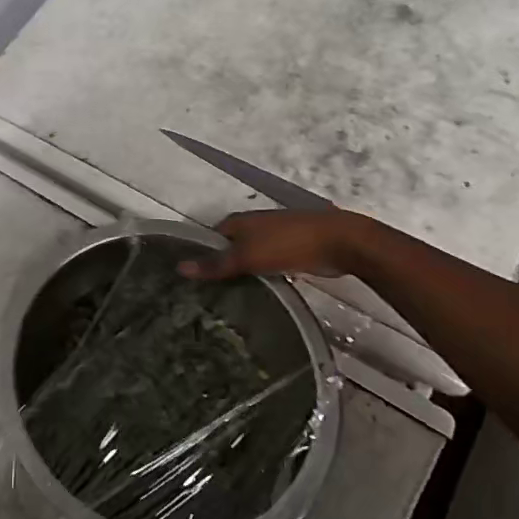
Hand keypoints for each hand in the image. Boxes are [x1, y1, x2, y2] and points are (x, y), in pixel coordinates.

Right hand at [178, 209, 369, 279]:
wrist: (339, 242)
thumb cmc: (286, 244)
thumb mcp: (245, 256)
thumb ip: (215, 264)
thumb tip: (179, 267)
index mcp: (238, 221)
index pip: (209, 238)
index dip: (199, 255)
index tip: (191, 280)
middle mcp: (254, 226)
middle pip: (229, 247)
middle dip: (219, 265)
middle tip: (206, 293)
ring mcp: (274, 237)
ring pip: (248, 256)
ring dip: (241, 272)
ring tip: (226, 297)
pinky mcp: (291, 251)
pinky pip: (266, 264)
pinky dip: (260, 276)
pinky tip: (256, 293)